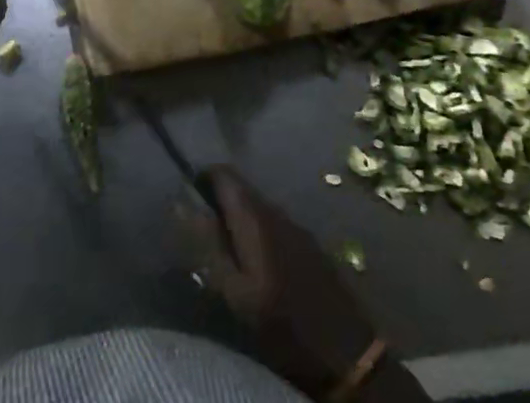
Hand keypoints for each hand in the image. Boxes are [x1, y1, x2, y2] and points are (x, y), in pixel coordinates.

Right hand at [187, 167, 389, 400]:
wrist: (349, 356)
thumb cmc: (283, 324)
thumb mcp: (234, 290)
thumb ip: (207, 244)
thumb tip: (180, 204)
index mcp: (255, 217)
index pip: (224, 174)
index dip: (202, 179)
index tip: (188, 199)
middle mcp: (278, 212)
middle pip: (242, 190)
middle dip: (219, 201)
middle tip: (203, 231)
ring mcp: (299, 229)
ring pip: (259, 208)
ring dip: (240, 219)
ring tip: (227, 249)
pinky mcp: (312, 247)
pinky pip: (276, 225)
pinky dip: (260, 233)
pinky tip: (258, 263)